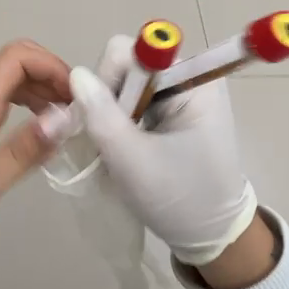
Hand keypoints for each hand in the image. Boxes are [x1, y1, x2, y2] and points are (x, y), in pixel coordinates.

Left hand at [0, 41, 72, 255]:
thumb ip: (24, 151)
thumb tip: (63, 119)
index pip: (17, 57)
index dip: (53, 67)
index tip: (79, 97)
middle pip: (17, 59)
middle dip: (53, 75)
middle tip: (80, 109)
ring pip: (11, 74)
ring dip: (43, 87)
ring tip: (69, 119)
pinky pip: (2, 92)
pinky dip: (28, 99)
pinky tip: (43, 126)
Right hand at [69, 34, 257, 265]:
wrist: (212, 237)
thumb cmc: (179, 197)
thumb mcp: (131, 160)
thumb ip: (100, 114)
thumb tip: (76, 73)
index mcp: (194, 81)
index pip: (132, 51)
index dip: (109, 78)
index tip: (107, 117)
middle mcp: (190, 77)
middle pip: (127, 63)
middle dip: (110, 98)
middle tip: (111, 139)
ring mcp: (182, 93)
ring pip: (126, 81)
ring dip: (113, 111)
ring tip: (119, 147)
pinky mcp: (175, 109)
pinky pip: (135, 97)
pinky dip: (122, 119)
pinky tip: (125, 146)